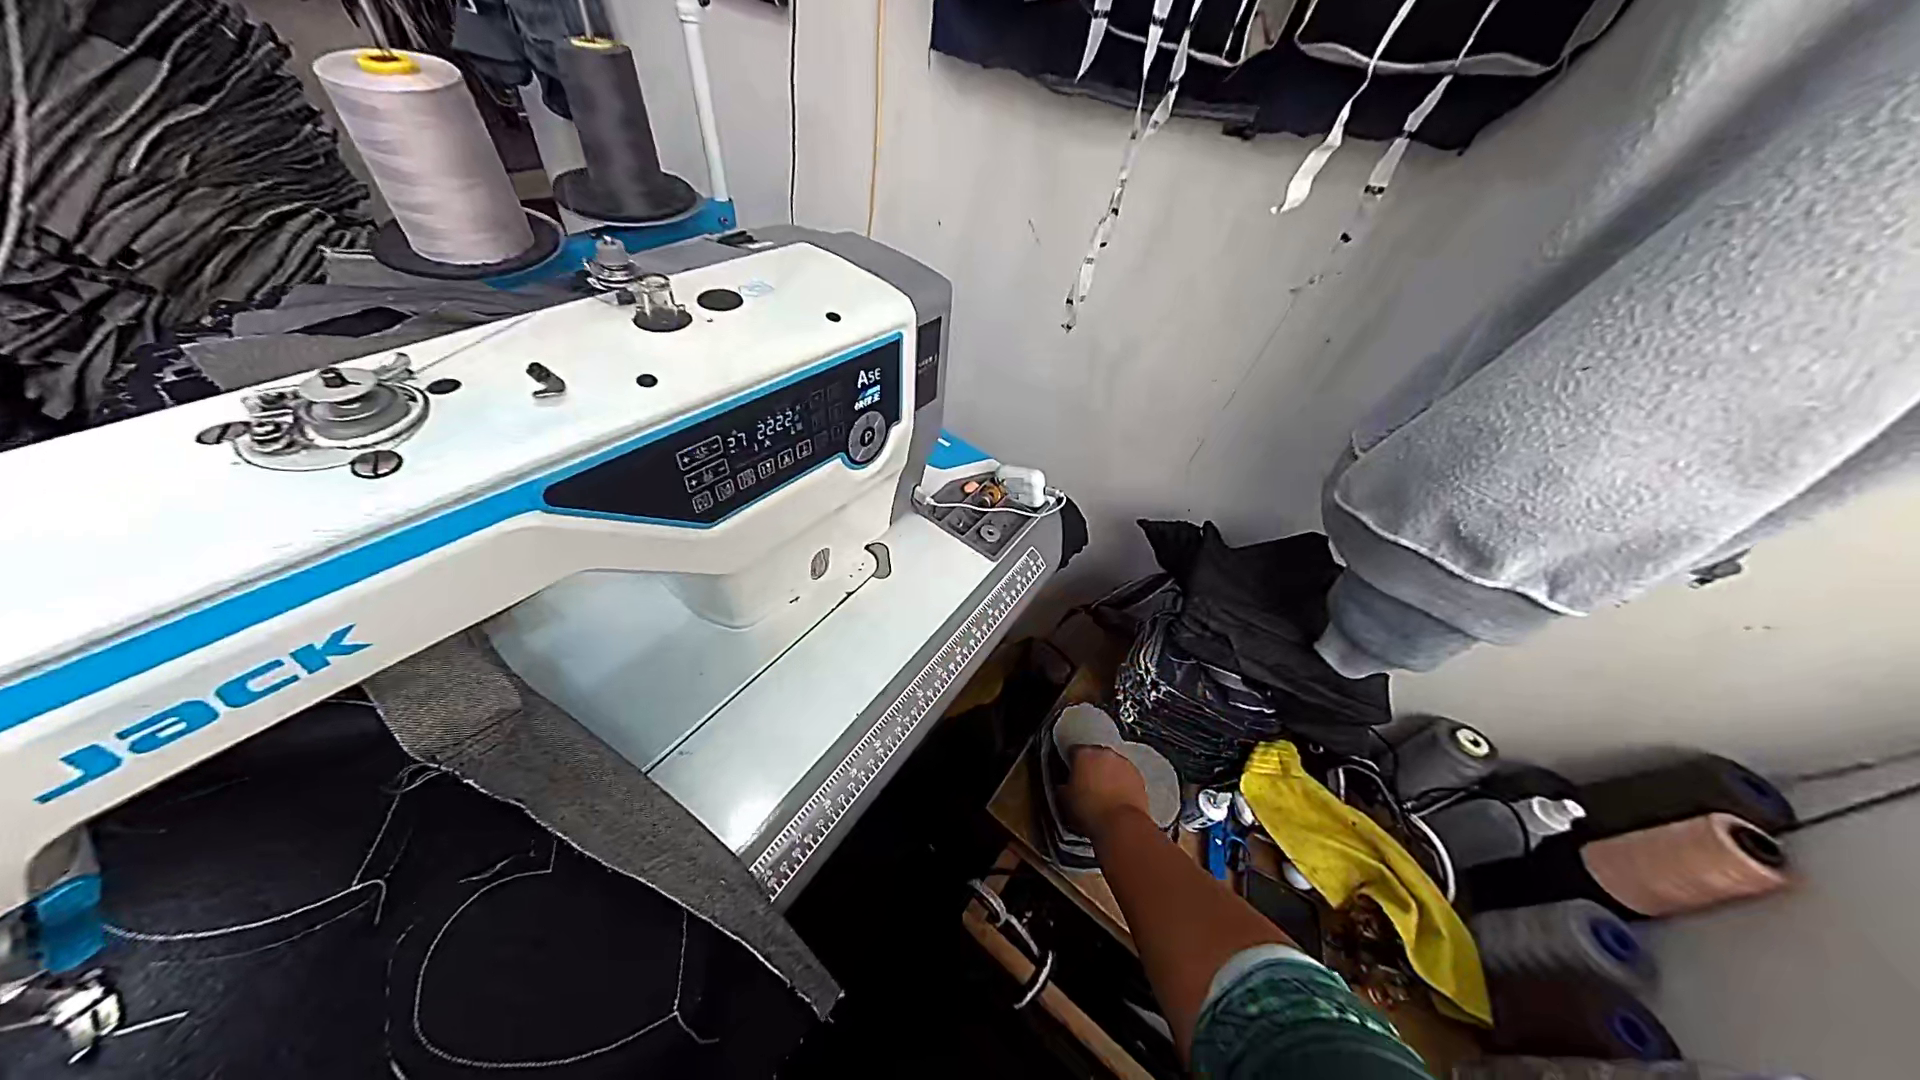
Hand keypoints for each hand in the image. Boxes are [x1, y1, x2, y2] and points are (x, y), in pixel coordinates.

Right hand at [1064, 746, 1150, 835]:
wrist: (1121, 824)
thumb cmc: (1090, 810)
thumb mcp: (1064, 800)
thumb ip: (1062, 787)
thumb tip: (1064, 788)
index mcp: (1084, 754)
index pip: (1074, 750)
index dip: (1071, 762)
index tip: (1070, 772)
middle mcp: (1105, 753)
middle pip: (1095, 755)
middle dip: (1091, 767)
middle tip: (1086, 784)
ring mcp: (1124, 764)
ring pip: (1113, 765)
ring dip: (1108, 774)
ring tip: (1103, 794)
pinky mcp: (1139, 777)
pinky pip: (1126, 777)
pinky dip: (1122, 784)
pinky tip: (1117, 799)